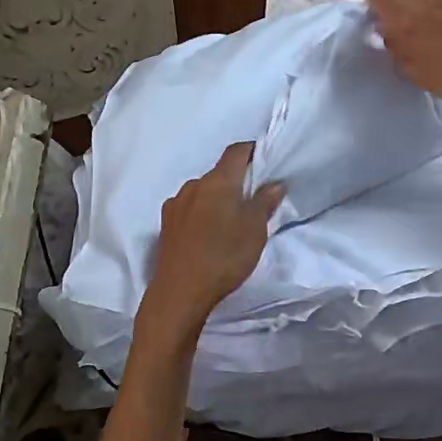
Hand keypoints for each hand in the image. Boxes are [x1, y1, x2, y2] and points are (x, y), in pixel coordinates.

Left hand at [141, 142, 285, 342]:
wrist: (180, 289)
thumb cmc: (224, 256)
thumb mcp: (254, 230)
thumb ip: (265, 202)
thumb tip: (275, 182)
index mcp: (218, 181)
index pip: (235, 152)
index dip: (251, 150)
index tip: (263, 159)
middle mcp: (193, 184)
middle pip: (219, 173)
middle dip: (235, 180)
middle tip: (252, 198)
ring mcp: (176, 203)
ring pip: (202, 191)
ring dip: (216, 197)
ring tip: (229, 220)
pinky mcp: (166, 222)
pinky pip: (189, 207)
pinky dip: (201, 211)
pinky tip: (207, 232)